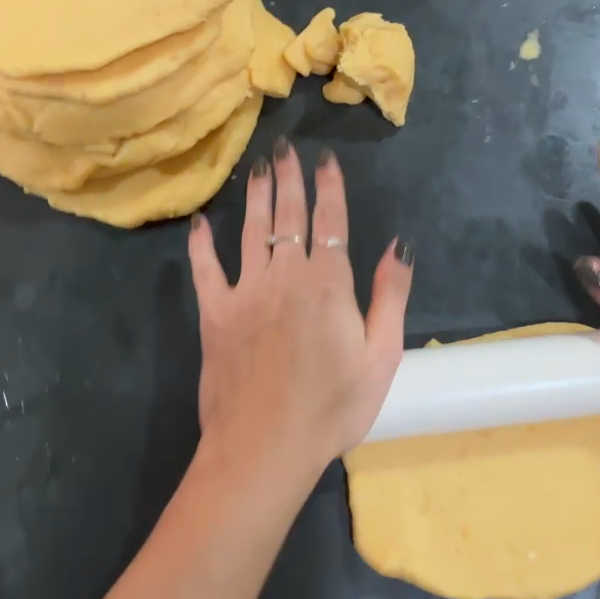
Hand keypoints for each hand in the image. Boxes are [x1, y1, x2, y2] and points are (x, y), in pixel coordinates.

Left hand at [187, 139, 413, 475]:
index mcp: (328, 283)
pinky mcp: (215, 315)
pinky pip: (206, 270)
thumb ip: (389, 295)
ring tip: (257, 167)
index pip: (331, 221)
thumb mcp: (381, 355)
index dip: (329, 186)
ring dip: (255, 196)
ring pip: (251, 231)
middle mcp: (286, 275)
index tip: (325, 159)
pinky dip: (201, 245)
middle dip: (289, 178)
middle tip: (285, 148)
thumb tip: (398, 243)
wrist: (263, 449)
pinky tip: (201, 223)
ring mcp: (246, 292)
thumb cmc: (332, 407)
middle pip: (288, 215)